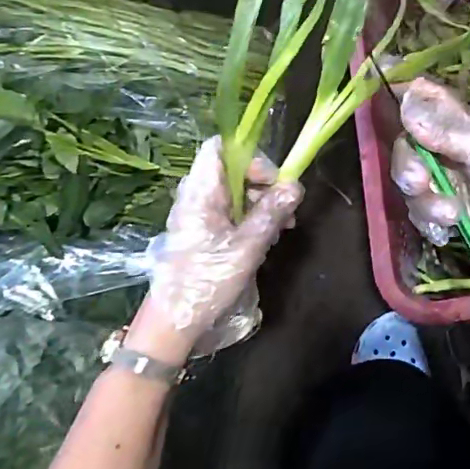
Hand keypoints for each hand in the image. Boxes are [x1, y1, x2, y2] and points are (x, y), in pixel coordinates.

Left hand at [131, 137, 301, 360]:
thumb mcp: (247, 247)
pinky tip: (265, 238)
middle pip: (233, 168)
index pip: (220, 147)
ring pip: (235, 190)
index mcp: (201, 192)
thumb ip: (271, 213)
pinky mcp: (202, 229)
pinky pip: (230, 210)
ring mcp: (198, 212)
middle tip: (284, 208)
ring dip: (261, 202)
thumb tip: (295, 186)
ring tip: (280, 227)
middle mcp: (197, 195)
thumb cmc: (207, 280)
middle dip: (263, 183)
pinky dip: (250, 217)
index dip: (249, 155)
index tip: (271, 180)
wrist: (174, 321)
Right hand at [394, 79, 469, 265]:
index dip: (402, 95)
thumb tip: (406, 103)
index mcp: (455, 123)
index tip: (384, 96)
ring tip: (451, 213)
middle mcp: (441, 147)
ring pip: (407, 182)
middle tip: (420, 182)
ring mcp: (439, 179)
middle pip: (404, 147)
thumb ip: (444, 129)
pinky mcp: (439, 209)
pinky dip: (429, 221)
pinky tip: (449, 227)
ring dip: (425, 201)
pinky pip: (415, 211)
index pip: (421, 98)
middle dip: (408, 168)